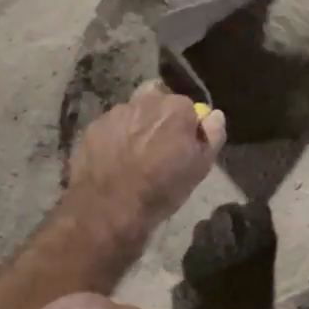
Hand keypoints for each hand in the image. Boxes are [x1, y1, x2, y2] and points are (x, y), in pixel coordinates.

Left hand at [67, 81, 227, 231]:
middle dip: (162, 119)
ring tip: (136, 156)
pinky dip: (117, 137)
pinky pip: (113, 126)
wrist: (109, 208)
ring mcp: (116, 112)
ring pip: (134, 112)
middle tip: (161, 148)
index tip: (184, 147)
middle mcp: (145, 101)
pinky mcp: (94, 126)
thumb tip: (215, 116)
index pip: (188, 107)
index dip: (187, 127)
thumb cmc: (162, 189)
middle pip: (159, 102)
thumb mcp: (200, 169)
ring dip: (138, 126)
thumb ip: (212, 136)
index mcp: (176, 108)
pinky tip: (117, 160)